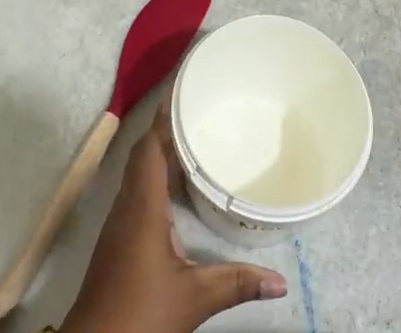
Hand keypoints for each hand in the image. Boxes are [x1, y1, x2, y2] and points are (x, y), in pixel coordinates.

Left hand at [59, 109, 286, 332]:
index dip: (164, 117)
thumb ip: (235, 283)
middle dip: (167, 128)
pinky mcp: (120, 239)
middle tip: (200, 108)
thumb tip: (280, 281)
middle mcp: (127, 206)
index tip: (184, 90)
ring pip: (138, 172)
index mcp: (142, 207)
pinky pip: (138, 191)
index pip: (149, 147)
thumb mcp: (194, 298)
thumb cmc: (140, 313)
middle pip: (143, 153)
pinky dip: (157, 176)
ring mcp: (120, 223)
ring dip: (161, 151)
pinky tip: (179, 185)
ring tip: (195, 137)